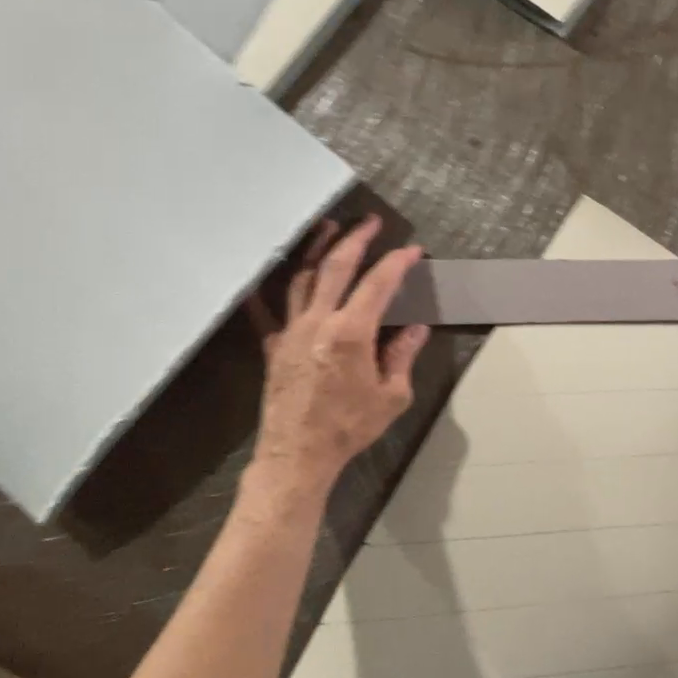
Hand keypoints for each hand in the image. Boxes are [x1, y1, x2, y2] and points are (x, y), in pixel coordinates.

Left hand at [247, 215, 429, 481]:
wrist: (298, 454)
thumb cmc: (350, 427)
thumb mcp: (392, 395)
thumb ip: (402, 356)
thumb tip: (415, 329)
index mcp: (352, 332)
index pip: (378, 283)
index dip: (397, 263)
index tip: (413, 251)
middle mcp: (318, 322)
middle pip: (336, 266)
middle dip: (356, 239)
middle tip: (371, 222)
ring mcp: (291, 331)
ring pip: (301, 278)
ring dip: (316, 249)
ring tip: (328, 229)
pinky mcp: (273, 346)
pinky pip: (267, 311)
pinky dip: (264, 289)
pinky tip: (261, 275)